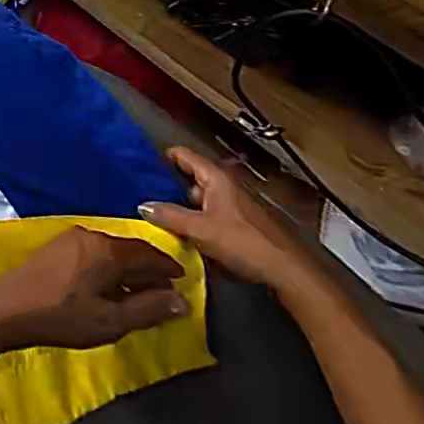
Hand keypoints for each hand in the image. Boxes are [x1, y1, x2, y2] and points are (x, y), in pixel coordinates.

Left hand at [0, 228, 188, 354]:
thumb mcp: (110, 322)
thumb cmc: (61, 317)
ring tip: (137, 292)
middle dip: (149, 269)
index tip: (182, 279)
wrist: (5, 309)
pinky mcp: (57, 247)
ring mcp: (72, 239)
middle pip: (130, 250)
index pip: (149, 253)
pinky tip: (106, 287)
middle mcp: (93, 235)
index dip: (168, 267)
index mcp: (109, 250)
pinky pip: (94, 253)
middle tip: (164, 289)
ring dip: (127, 270)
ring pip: (111, 251)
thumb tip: (182, 301)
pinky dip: (108, 268)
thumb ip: (147, 310)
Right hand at [139, 146, 321, 291]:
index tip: (141, 166)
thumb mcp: (200, 228)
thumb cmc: (241, 241)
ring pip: (197, 201)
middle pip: (189, 179)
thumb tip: (143, 206)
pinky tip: (179, 237)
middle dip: (167, 188)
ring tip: (154, 219)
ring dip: (180, 209)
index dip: (164, 157)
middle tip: (141, 198)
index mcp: (215, 177)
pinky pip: (206, 217)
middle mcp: (223, 185)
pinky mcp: (234, 224)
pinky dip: (193, 223)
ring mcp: (230, 205)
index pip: (184, 155)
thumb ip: (170, 216)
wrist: (281, 267)